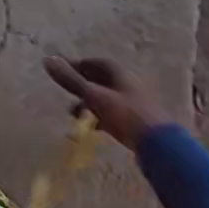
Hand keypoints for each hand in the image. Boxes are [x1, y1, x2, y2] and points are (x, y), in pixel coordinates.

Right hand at [44, 56, 170, 148]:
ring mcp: (135, 104)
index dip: (78, 65)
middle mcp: (129, 85)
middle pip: (102, 80)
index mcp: (120, 75)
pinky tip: (94, 126)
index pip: (96, 63)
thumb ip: (70, 79)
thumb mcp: (94, 96)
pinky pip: (115, 114)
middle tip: (66, 91)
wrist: (161, 148)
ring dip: (90, 102)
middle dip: (83, 84)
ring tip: (76, 113)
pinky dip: (101, 116)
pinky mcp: (138, 122)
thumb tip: (47, 60)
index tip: (62, 71)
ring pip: (107, 98)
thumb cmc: (126, 116)